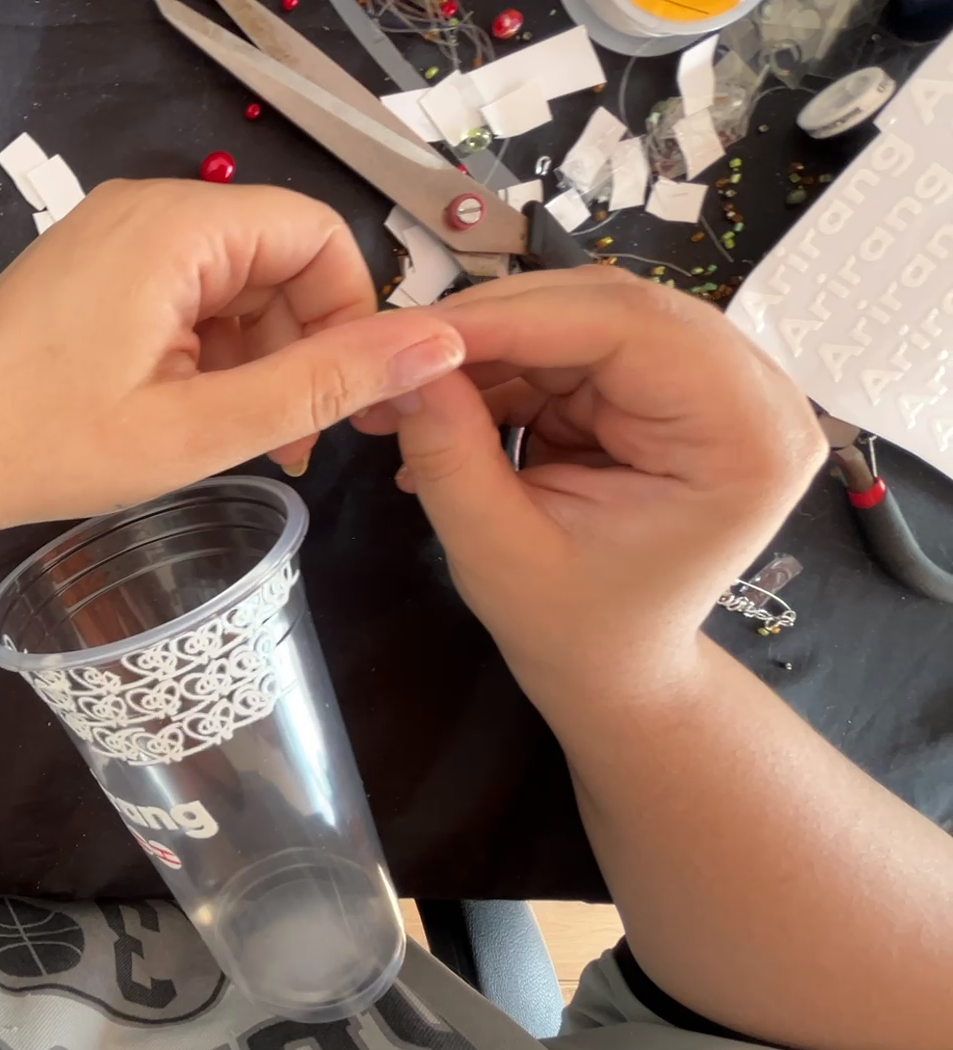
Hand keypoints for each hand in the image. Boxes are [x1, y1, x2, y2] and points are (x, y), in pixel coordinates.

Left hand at [0, 179, 465, 534]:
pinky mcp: (76, 271)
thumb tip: (438, 340)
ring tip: (227, 436)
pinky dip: (192, 347)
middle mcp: (136, 207)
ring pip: (216, 281)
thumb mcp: (200, 429)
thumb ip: (321, 382)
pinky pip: (166, 293)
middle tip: (283, 441)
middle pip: (265, 257)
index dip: (346, 317)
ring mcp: (99, 236)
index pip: (314, 234)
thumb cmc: (57, 449)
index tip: (334, 401)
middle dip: (291, 346)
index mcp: (174, 226)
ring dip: (242, 356)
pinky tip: (176, 408)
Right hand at [352, 268, 824, 703]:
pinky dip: (489, 375)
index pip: (630, 329)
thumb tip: (397, 368)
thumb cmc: (563, 619)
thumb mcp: (491, 545)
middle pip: (607, 308)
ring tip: (401, 389)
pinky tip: (436, 407)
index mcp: (740, 438)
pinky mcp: (645, 396)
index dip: (513, 319)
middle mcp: (740, 394)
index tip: (408, 334)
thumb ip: (446, 453)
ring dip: (480, 350)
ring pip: (574, 322)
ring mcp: (695, 389)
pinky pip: (558, 354)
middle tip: (393, 352)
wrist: (602, 656)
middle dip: (489, 326)